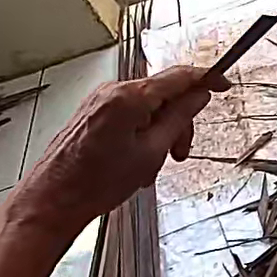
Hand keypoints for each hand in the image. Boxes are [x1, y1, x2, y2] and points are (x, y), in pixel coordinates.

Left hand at [11, 65, 225, 230]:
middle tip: (180, 152)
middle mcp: (113, 91)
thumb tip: (199, 95)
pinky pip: (131, 111)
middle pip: (164, 93)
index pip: (180, 76)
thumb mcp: (152, 152)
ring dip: (161, 130)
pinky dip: (144, 130)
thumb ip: (180, 118)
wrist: (53, 200)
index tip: (223, 84)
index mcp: (130, 97)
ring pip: (149, 104)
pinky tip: (139, 158)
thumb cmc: (95, 183)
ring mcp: (101, 100)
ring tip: (154, 163)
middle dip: (179, 121)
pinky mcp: (94, 111)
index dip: (206, 78)